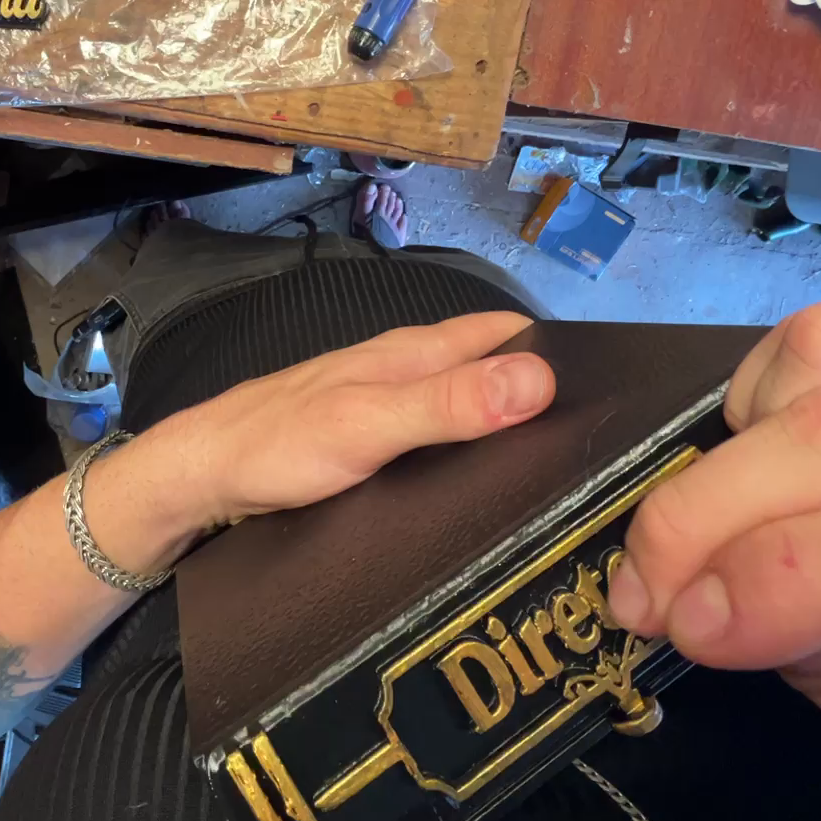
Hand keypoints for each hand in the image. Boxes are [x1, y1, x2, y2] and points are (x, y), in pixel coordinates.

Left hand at [127, 311, 554, 531]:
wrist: (206, 476)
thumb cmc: (279, 444)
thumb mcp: (368, 424)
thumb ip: (446, 403)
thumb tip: (539, 379)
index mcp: (414, 352)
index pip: (508, 334)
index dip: (560, 357)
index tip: (614, 404)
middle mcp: (405, 369)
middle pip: (492, 368)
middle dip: (541, 396)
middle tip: (595, 455)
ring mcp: (388, 404)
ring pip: (465, 402)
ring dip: (505, 426)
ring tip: (553, 477)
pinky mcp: (373, 438)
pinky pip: (437, 435)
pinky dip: (468, 450)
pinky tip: (481, 487)